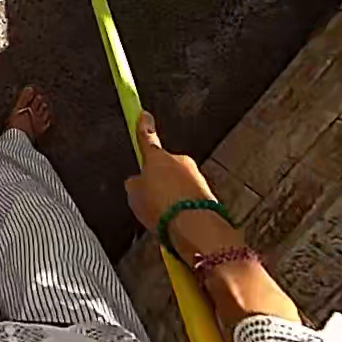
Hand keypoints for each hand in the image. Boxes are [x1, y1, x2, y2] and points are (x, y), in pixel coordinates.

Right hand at [124, 112, 241, 257]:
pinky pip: (189, 197)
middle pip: (164, 165)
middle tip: (149, 197)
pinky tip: (176, 222)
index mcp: (157, 157)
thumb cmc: (163, 208)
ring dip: (171, 195)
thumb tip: (136, 183)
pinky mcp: (207, 193)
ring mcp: (196, 176)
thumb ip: (134, 185)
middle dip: (158, 178)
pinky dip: (183, 207)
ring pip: (178, 182)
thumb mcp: (134, 196)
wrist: (193, 226)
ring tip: (162, 216)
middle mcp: (179, 161)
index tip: (143, 114)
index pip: (147, 137)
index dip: (143, 126)